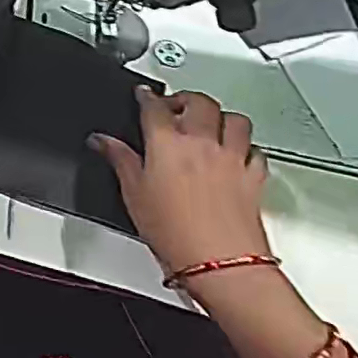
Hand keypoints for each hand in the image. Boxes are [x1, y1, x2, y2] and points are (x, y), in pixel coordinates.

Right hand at [93, 88, 271, 274]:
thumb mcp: (132, 193)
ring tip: (209, 122)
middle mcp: (202, 143)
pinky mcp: (253, 177)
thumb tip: (102, 141)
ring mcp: (232, 158)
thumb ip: (119, 159)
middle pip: (200, 102)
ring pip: (235, 119)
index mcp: (167, 143)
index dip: (147, 96)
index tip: (143, 94)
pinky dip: (245, 145)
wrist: (219, 263)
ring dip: (220, 116)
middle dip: (185, 98)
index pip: (155, 106)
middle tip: (175, 105)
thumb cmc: (175, 231)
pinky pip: (255, 150)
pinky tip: (236, 151)